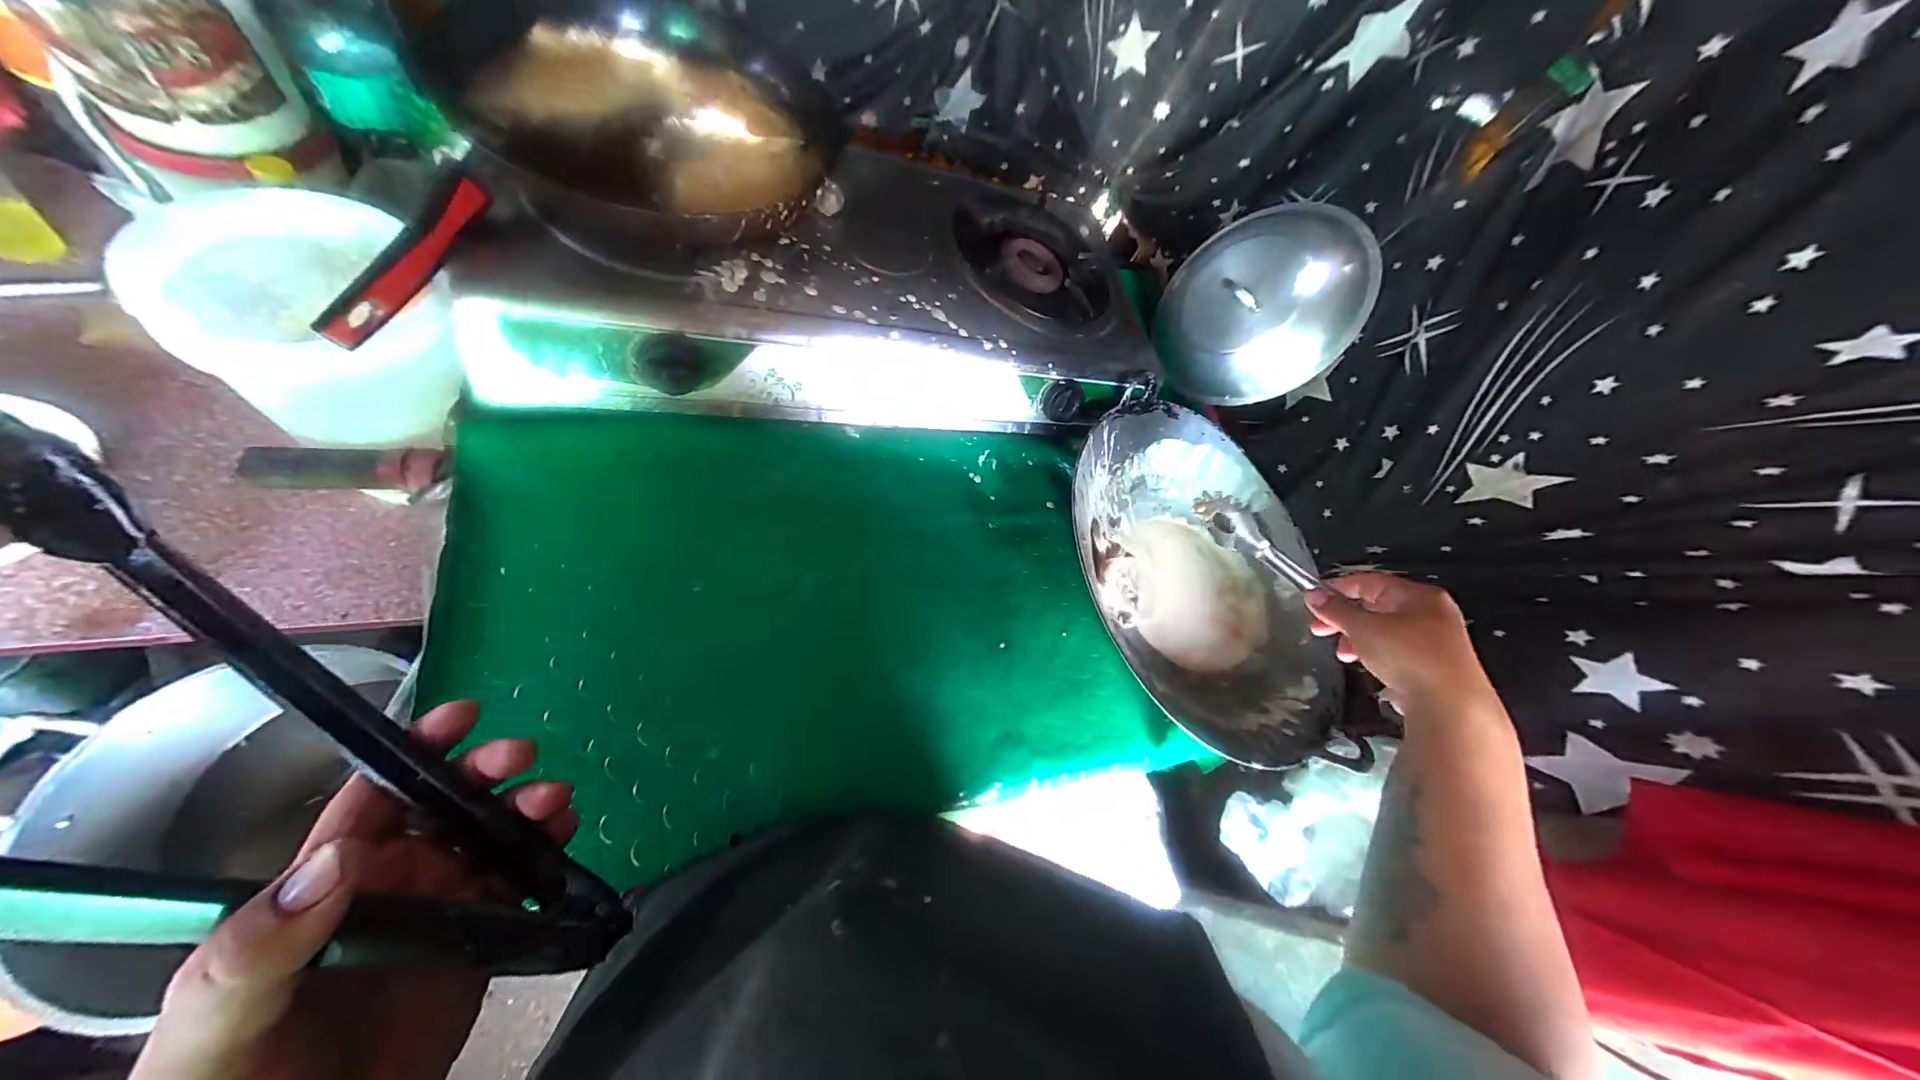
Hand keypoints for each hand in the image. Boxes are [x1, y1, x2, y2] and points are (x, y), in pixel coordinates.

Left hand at [131, 701, 577, 1079]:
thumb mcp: (214, 1023)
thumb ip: (258, 946)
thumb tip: (340, 856)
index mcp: (327, 884)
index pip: (375, 796)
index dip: (417, 750)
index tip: (460, 717)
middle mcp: (393, 883)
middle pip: (448, 806)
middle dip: (486, 772)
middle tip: (520, 756)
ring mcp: (443, 910)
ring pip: (495, 837)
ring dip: (528, 808)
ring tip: (555, 800)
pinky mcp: (484, 940)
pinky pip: (524, 883)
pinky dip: (551, 853)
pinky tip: (567, 837)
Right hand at [1306, 572, 1498, 713]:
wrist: (1450, 705)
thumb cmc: (1410, 656)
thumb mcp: (1363, 628)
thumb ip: (1335, 610)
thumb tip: (1314, 596)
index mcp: (1418, 595)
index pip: (1369, 581)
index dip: (1338, 588)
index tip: (1314, 599)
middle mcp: (1431, 613)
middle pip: (1376, 607)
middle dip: (1344, 618)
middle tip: (1319, 628)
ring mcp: (1435, 640)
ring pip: (1385, 630)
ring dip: (1357, 638)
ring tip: (1342, 653)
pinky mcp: (1433, 665)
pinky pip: (1396, 651)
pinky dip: (1376, 654)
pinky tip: (1365, 664)